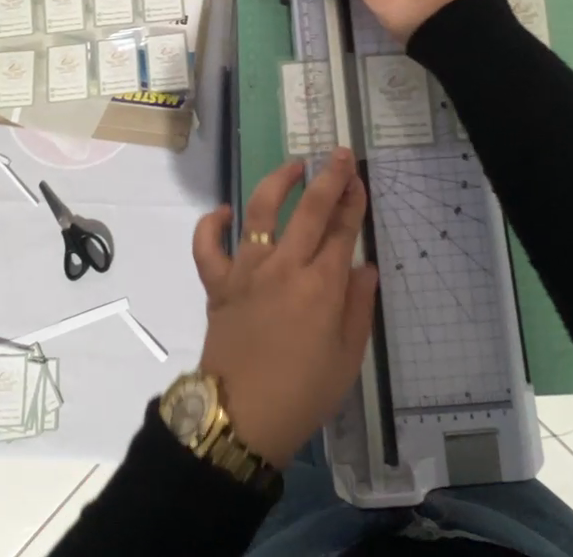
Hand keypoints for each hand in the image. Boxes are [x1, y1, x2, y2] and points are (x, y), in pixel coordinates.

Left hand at [191, 151, 379, 467]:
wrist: (241, 418)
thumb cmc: (303, 394)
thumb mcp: (348, 358)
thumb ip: (359, 308)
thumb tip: (365, 267)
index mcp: (321, 286)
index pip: (342, 230)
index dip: (353, 201)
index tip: (359, 181)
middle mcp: (284, 267)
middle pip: (309, 209)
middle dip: (328, 177)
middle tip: (340, 155)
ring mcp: (246, 272)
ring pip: (259, 212)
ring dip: (277, 182)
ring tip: (293, 166)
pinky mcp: (217, 284)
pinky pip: (206, 246)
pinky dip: (211, 224)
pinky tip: (224, 212)